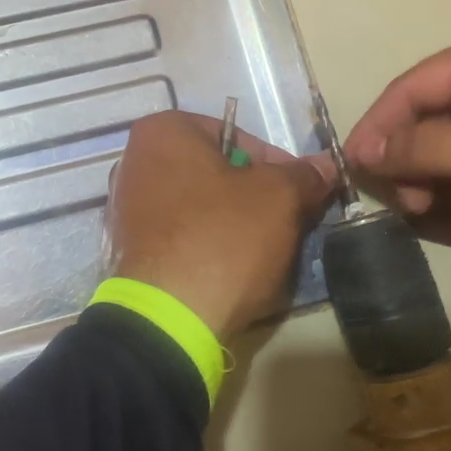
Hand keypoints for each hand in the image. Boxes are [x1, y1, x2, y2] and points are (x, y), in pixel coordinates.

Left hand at [108, 112, 334, 337]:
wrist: (170, 318)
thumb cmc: (222, 237)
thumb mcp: (278, 198)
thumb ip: (303, 175)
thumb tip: (326, 166)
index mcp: (163, 132)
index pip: (236, 135)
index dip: (275, 165)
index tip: (298, 194)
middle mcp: (134, 160)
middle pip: (214, 171)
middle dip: (252, 195)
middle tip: (286, 223)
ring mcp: (125, 207)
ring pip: (197, 205)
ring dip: (231, 222)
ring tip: (262, 251)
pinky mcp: (127, 249)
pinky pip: (179, 235)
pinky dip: (204, 245)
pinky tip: (228, 269)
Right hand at [345, 23, 450, 259]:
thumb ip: (423, 148)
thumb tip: (364, 150)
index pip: (410, 88)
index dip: (378, 129)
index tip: (353, 170)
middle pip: (424, 117)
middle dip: (409, 160)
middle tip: (404, 203)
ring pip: (443, 145)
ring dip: (432, 179)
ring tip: (431, 212)